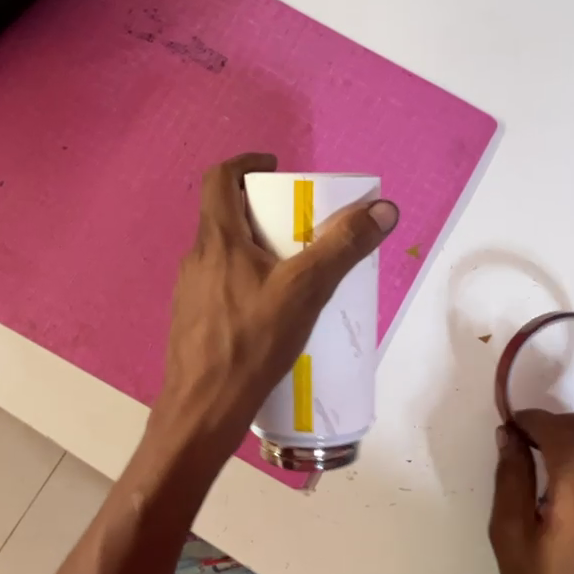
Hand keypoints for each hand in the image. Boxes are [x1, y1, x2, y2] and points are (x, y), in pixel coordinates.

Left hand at [150, 153, 398, 456]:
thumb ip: (342, 247)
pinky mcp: (194, 322)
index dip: (246, 163)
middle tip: (300, 225)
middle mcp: (196, 259)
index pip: (219, 178)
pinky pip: (223, 287)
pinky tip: (272, 314)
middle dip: (263, 212)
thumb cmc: (251, 343)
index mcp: (217, 240)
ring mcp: (190, 292)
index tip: (276, 168)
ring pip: (225, 255)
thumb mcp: (305, 290)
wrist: (202, 410)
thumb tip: (383, 208)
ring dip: (257, 250)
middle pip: (226, 216)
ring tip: (294, 271)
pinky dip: (248, 283)